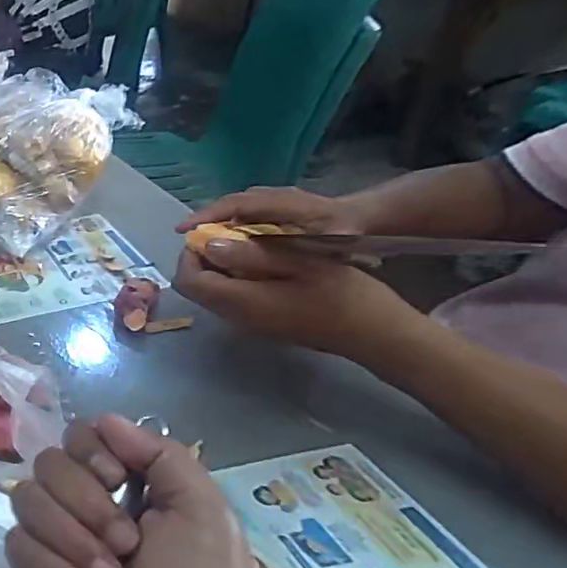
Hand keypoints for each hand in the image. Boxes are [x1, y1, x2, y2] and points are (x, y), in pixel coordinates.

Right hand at [5, 417, 278, 567]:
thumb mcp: (205, 512)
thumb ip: (161, 454)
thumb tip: (105, 420)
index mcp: (126, 485)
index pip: (78, 436)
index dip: (89, 452)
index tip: (116, 479)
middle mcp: (85, 505)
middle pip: (48, 465)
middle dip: (86, 505)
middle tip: (126, 547)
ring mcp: (56, 541)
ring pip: (26, 502)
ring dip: (71, 542)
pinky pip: (15, 547)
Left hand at [175, 238, 423, 362]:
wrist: (378, 335)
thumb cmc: (344, 295)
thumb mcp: (300, 263)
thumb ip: (251, 255)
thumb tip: (209, 245)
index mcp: (240, 301)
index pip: (188, 280)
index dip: (189, 254)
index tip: (210, 232)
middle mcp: (236, 316)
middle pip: (195, 287)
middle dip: (200, 258)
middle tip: (226, 234)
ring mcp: (248, 322)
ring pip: (212, 292)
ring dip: (217, 267)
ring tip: (245, 243)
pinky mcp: (263, 322)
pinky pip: (231, 297)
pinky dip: (233, 277)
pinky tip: (262, 261)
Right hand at [176, 185, 366, 235]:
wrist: (370, 218)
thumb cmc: (344, 233)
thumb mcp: (318, 242)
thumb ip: (278, 244)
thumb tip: (233, 246)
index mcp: (280, 201)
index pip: (234, 204)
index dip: (206, 216)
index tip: (184, 231)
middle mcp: (273, 195)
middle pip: (231, 204)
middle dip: (206, 220)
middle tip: (188, 242)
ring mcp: (274, 198)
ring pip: (237, 207)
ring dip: (218, 222)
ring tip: (204, 243)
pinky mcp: (276, 205)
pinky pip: (246, 212)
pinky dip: (232, 224)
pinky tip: (230, 241)